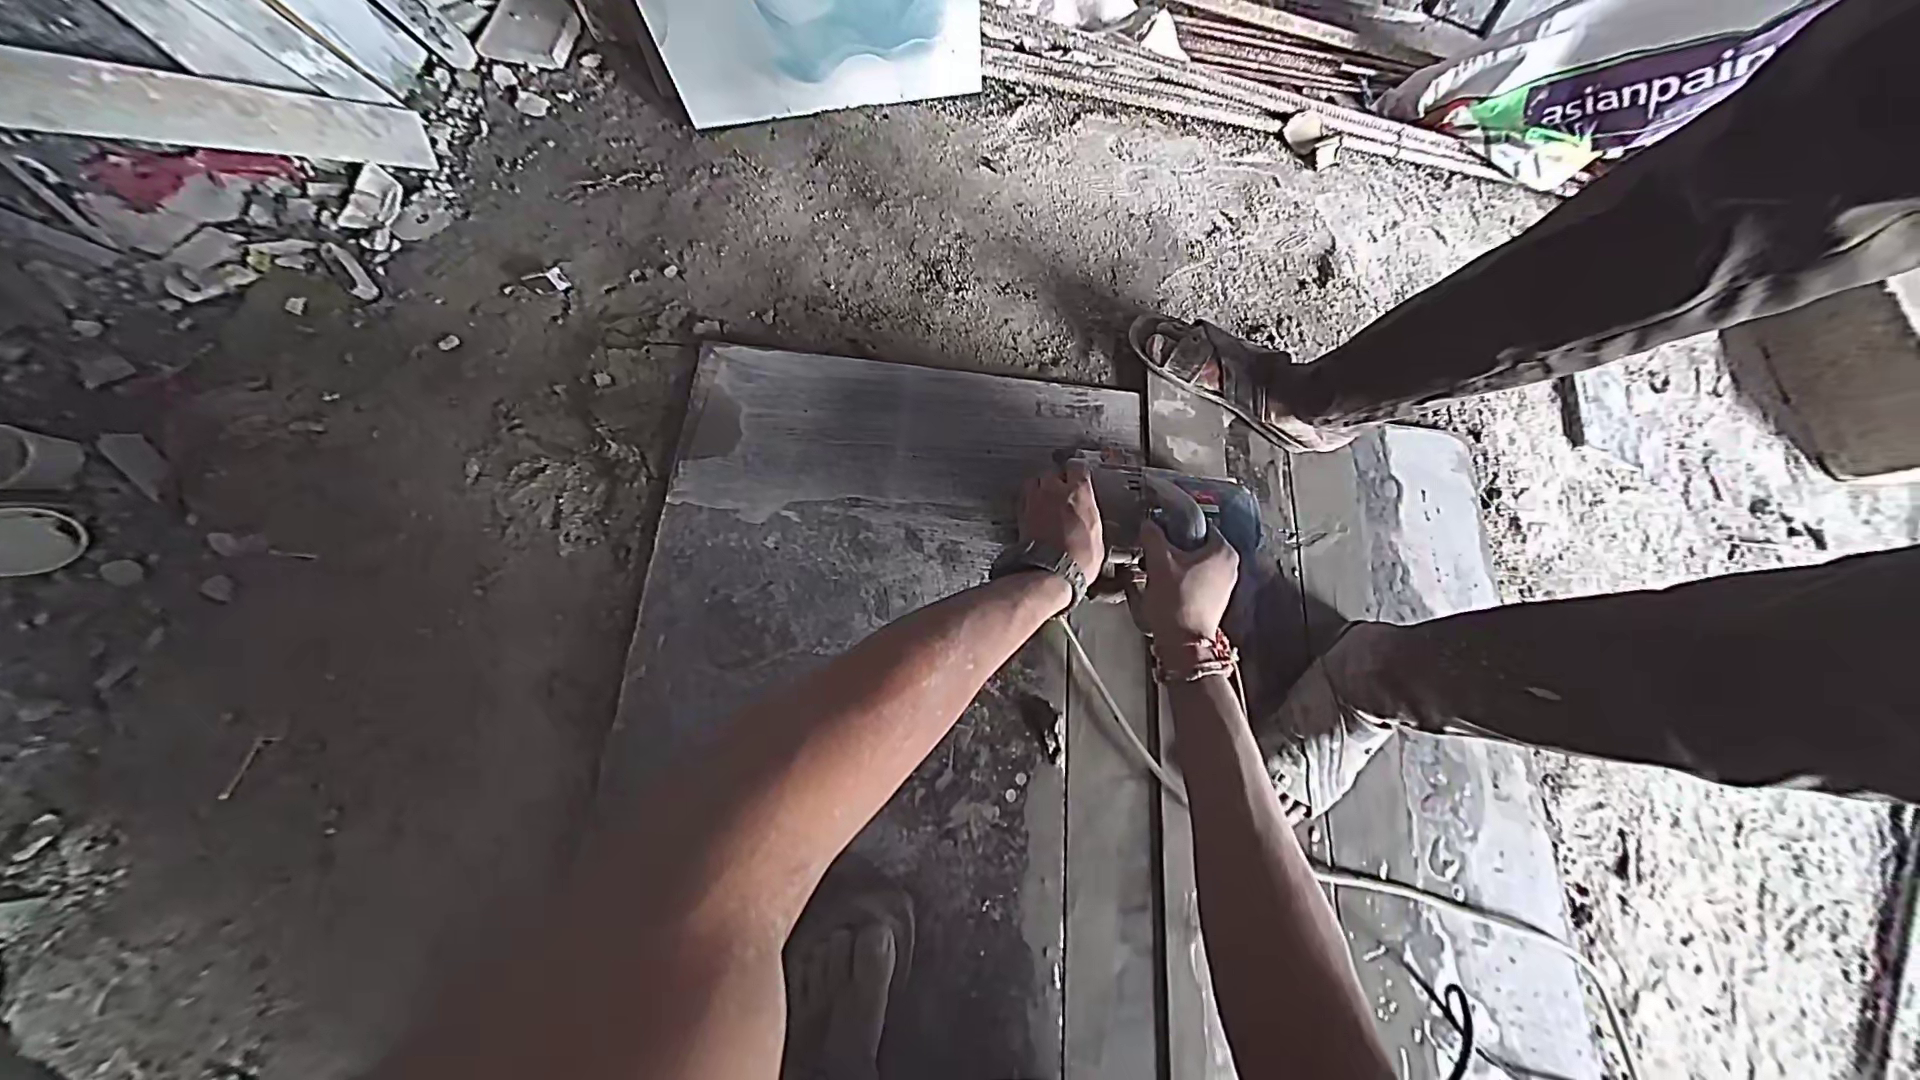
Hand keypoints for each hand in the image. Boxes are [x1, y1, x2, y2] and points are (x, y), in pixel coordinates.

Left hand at [1019, 459, 1103, 584]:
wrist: (1050, 572)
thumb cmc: (1076, 558)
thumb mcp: (1097, 536)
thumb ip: (1090, 519)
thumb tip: (1089, 522)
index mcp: (1079, 492)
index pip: (1077, 467)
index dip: (1077, 472)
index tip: (1078, 476)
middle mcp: (1054, 491)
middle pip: (1052, 472)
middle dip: (1056, 481)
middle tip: (1062, 493)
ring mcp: (1034, 501)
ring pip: (1034, 481)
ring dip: (1039, 487)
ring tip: (1045, 498)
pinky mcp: (1020, 514)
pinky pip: (1023, 497)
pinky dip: (1028, 501)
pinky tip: (1033, 510)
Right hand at [1137, 520, 1237, 642]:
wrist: (1182, 642)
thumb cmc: (1176, 603)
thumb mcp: (1158, 562)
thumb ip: (1153, 536)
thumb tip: (1149, 524)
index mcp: (1224, 551)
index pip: (1199, 524)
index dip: (1175, 525)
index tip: (1159, 530)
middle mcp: (1230, 566)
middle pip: (1196, 544)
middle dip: (1173, 547)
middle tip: (1154, 553)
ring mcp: (1224, 584)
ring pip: (1194, 561)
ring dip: (1175, 563)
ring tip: (1157, 570)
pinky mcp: (1215, 598)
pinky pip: (1196, 578)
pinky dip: (1181, 577)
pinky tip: (1166, 585)